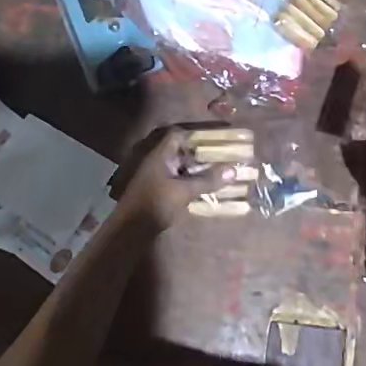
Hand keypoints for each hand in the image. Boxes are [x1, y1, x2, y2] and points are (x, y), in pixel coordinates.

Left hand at [114, 129, 245, 230]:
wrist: (131, 231)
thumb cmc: (155, 204)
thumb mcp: (184, 191)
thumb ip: (207, 179)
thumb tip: (233, 169)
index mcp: (160, 154)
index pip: (178, 135)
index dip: (197, 134)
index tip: (216, 138)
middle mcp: (157, 161)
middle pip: (182, 150)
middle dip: (202, 152)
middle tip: (223, 154)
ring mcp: (157, 176)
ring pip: (181, 166)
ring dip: (198, 168)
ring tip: (219, 169)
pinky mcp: (158, 190)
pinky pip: (179, 179)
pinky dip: (192, 180)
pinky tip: (207, 186)